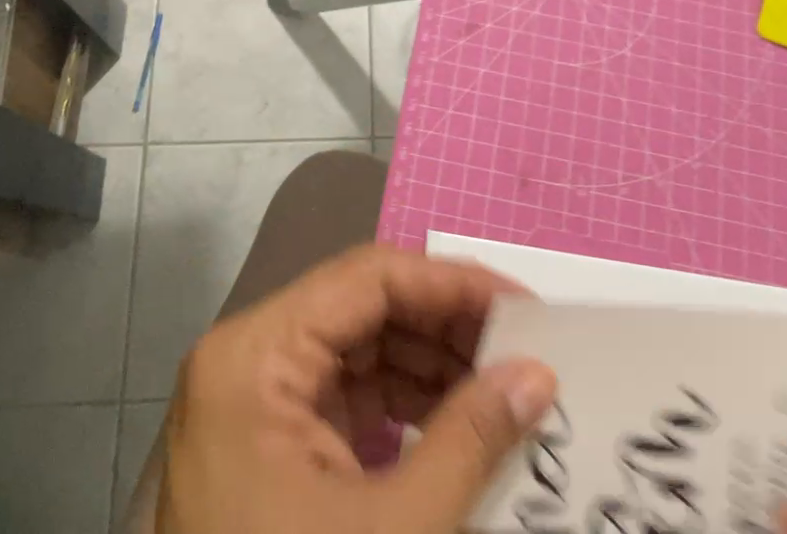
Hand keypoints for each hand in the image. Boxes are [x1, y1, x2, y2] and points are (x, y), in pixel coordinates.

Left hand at [157, 244, 558, 533]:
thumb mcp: (396, 526)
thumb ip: (471, 440)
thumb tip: (536, 376)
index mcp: (255, 355)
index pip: (368, 279)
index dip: (452, 284)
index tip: (525, 308)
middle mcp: (249, 360)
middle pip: (363, 309)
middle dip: (448, 329)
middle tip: (525, 353)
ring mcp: (257, 401)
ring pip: (360, 350)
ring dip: (434, 367)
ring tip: (505, 391)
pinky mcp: (272, 442)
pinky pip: (348, 396)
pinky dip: (406, 404)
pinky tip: (461, 424)